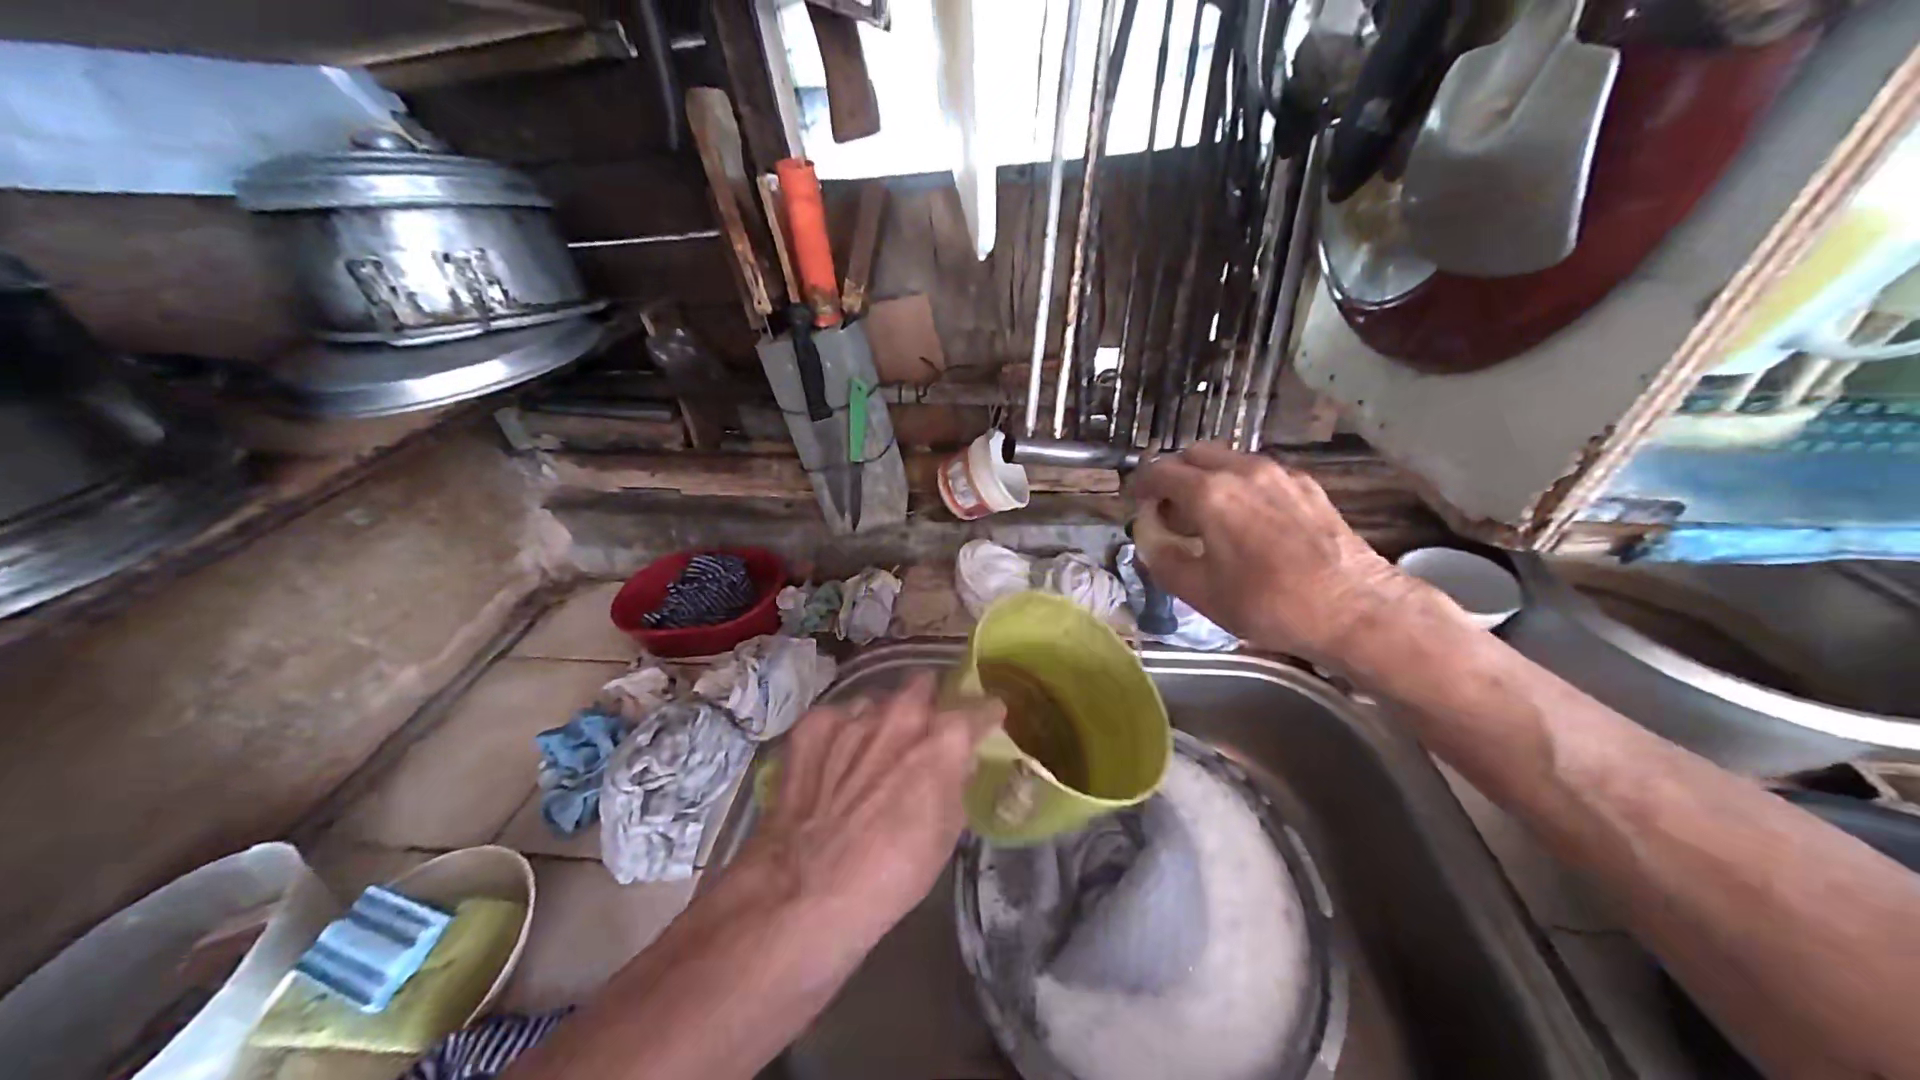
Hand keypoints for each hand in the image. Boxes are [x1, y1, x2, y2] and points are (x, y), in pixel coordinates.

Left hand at [738, 674, 1003, 947]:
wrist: (808, 890)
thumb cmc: (893, 872)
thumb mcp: (945, 835)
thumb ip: (955, 784)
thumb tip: (956, 763)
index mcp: (943, 740)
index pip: (978, 708)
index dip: (983, 717)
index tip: (983, 724)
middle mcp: (900, 715)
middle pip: (923, 685)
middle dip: (927, 703)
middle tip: (923, 733)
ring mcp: (852, 717)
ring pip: (876, 701)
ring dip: (881, 721)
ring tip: (870, 755)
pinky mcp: (811, 727)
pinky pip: (837, 717)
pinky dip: (841, 734)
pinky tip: (833, 765)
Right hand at [1130, 441, 1416, 660]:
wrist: (1353, 608)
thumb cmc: (1268, 603)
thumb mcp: (1199, 592)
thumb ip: (1162, 558)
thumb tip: (1149, 538)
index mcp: (1209, 493)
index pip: (1159, 471)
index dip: (1140, 484)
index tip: (1136, 502)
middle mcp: (1243, 471)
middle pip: (1194, 453)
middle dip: (1174, 474)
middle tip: (1170, 508)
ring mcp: (1279, 474)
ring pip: (1229, 459)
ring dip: (1207, 477)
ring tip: (1208, 515)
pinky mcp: (1306, 485)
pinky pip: (1259, 472)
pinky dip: (1240, 484)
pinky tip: (1248, 520)